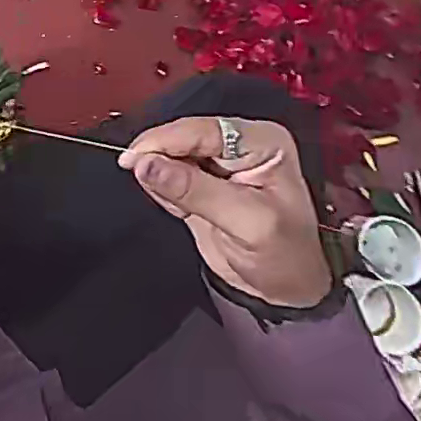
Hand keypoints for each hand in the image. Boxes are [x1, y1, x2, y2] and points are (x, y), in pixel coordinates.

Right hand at [119, 117, 332, 308]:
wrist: (287, 291)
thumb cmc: (285, 256)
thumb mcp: (246, 224)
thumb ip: (194, 190)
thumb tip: (146, 165)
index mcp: (261, 140)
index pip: (203, 129)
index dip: (164, 140)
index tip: (133, 158)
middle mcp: (239, 142)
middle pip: (182, 137)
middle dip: (161, 160)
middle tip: (148, 184)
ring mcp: (218, 159)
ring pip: (169, 153)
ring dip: (162, 178)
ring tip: (183, 209)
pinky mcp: (200, 177)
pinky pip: (167, 171)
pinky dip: (164, 189)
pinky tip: (183, 210)